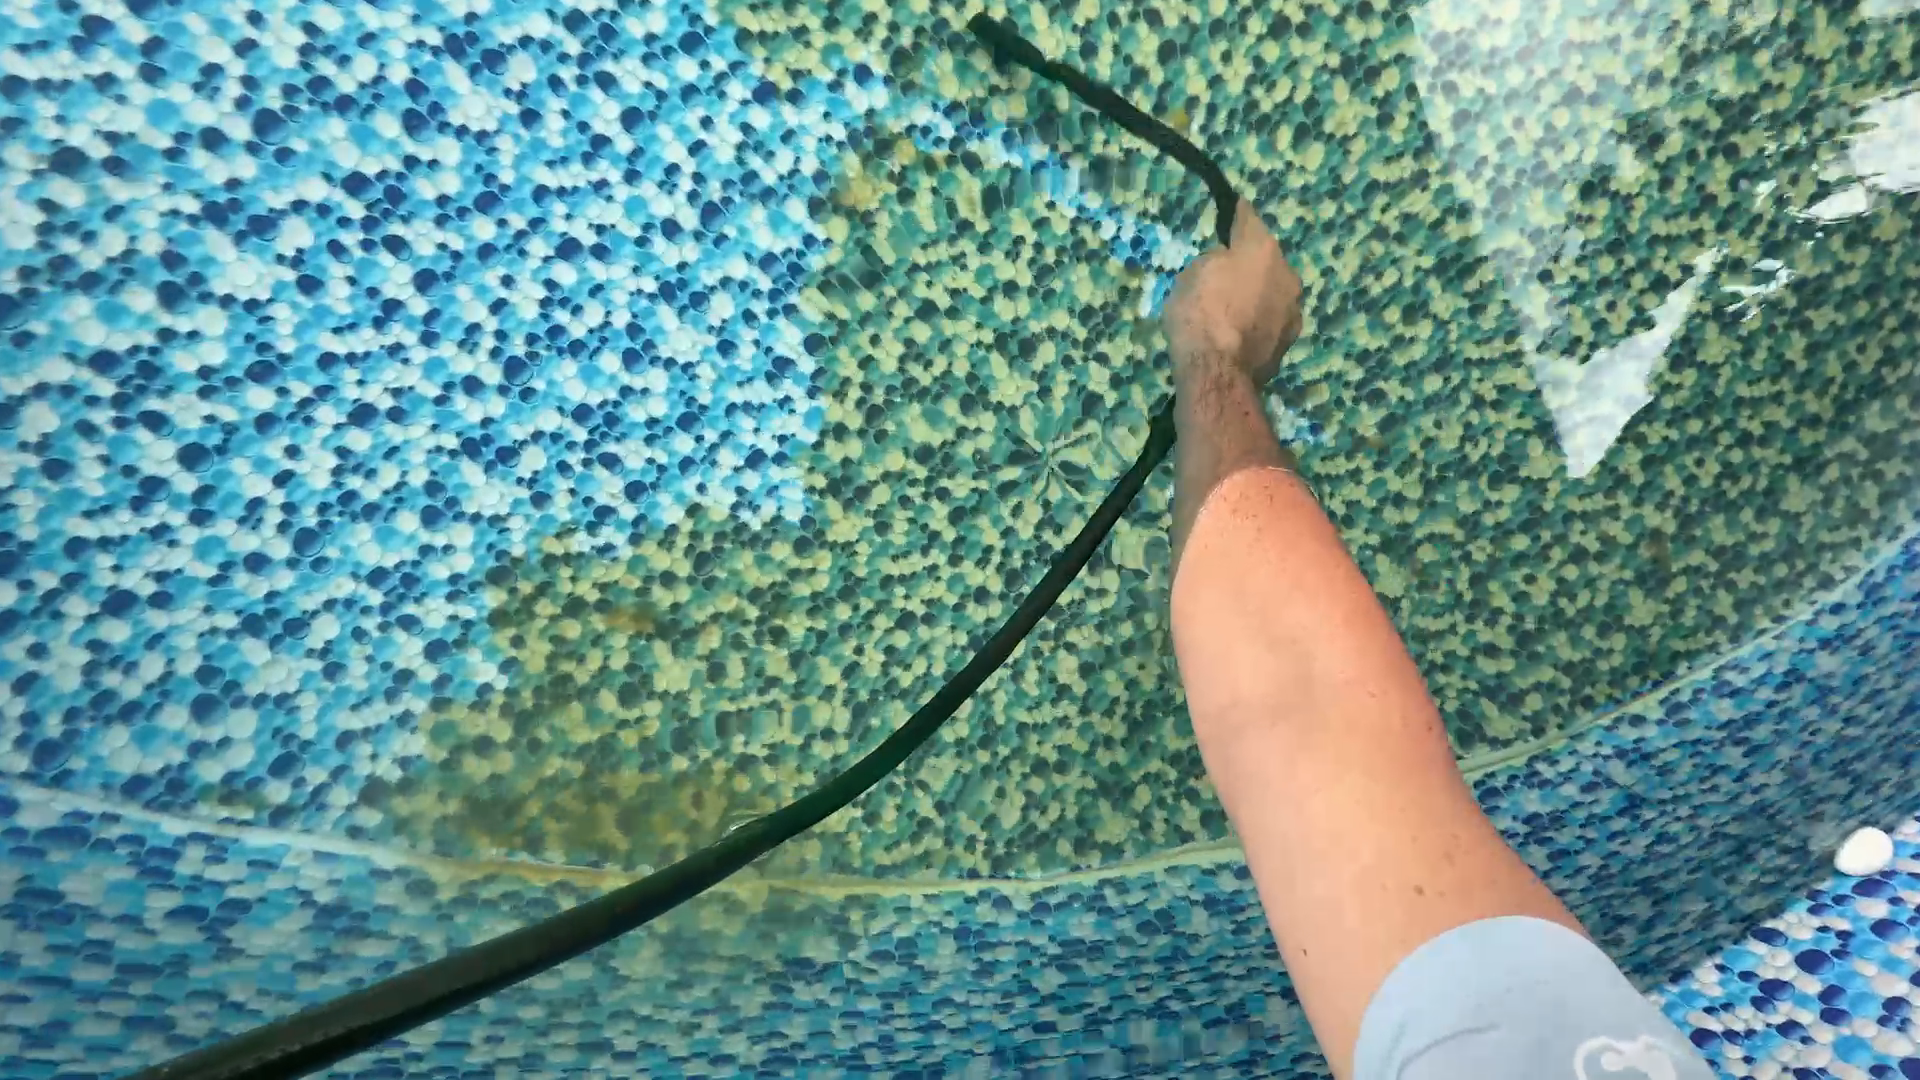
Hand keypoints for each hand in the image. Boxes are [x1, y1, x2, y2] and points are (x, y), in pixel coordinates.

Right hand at [1161, 199, 1303, 385]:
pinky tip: (1237, 338)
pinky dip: (1256, 327)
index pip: (1249, 219)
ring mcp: (1292, 312)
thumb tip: (1224, 263)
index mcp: (1262, 248)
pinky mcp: (1287, 344)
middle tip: (1225, 279)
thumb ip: (1212, 261)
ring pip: (1272, 294)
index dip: (1236, 214)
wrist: (1218, 372)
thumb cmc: (1199, 315)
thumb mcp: (1190, 276)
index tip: (1232, 209)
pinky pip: (1269, 325)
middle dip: (1248, 266)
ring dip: (1256, 298)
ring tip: (1232, 315)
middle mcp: (1288, 274)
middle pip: (1265, 261)